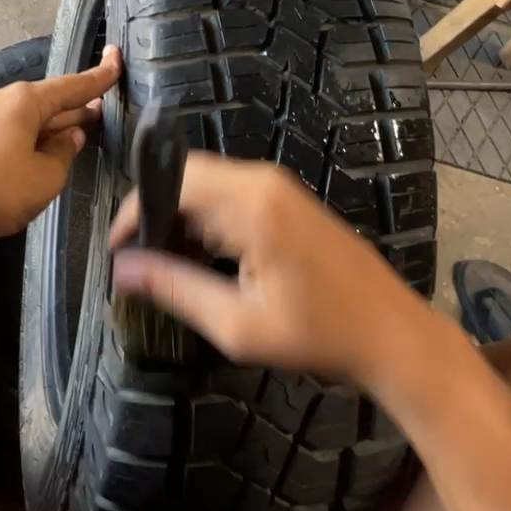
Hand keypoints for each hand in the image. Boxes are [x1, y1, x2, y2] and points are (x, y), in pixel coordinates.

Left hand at [0, 45, 121, 246]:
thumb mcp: (46, 177)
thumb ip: (64, 154)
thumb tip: (70, 138)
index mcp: (24, 101)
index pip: (72, 86)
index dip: (98, 78)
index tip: (115, 59)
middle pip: (46, 101)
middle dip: (72, 110)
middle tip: (97, 115)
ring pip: (22, 117)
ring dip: (46, 129)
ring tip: (67, 141)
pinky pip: (1, 130)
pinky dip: (22, 139)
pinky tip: (28, 157)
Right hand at [110, 153, 409, 383]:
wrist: (394, 334)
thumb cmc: (319, 335)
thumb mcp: (238, 325)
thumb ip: (175, 290)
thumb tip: (121, 270)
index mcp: (250, 205)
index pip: (171, 183)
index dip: (134, 211)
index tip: (117, 251)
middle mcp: (261, 180)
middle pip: (186, 175)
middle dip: (154, 212)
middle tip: (140, 259)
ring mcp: (277, 184)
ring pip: (205, 182)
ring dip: (179, 215)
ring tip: (167, 263)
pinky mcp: (285, 196)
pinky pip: (228, 191)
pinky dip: (205, 216)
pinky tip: (204, 256)